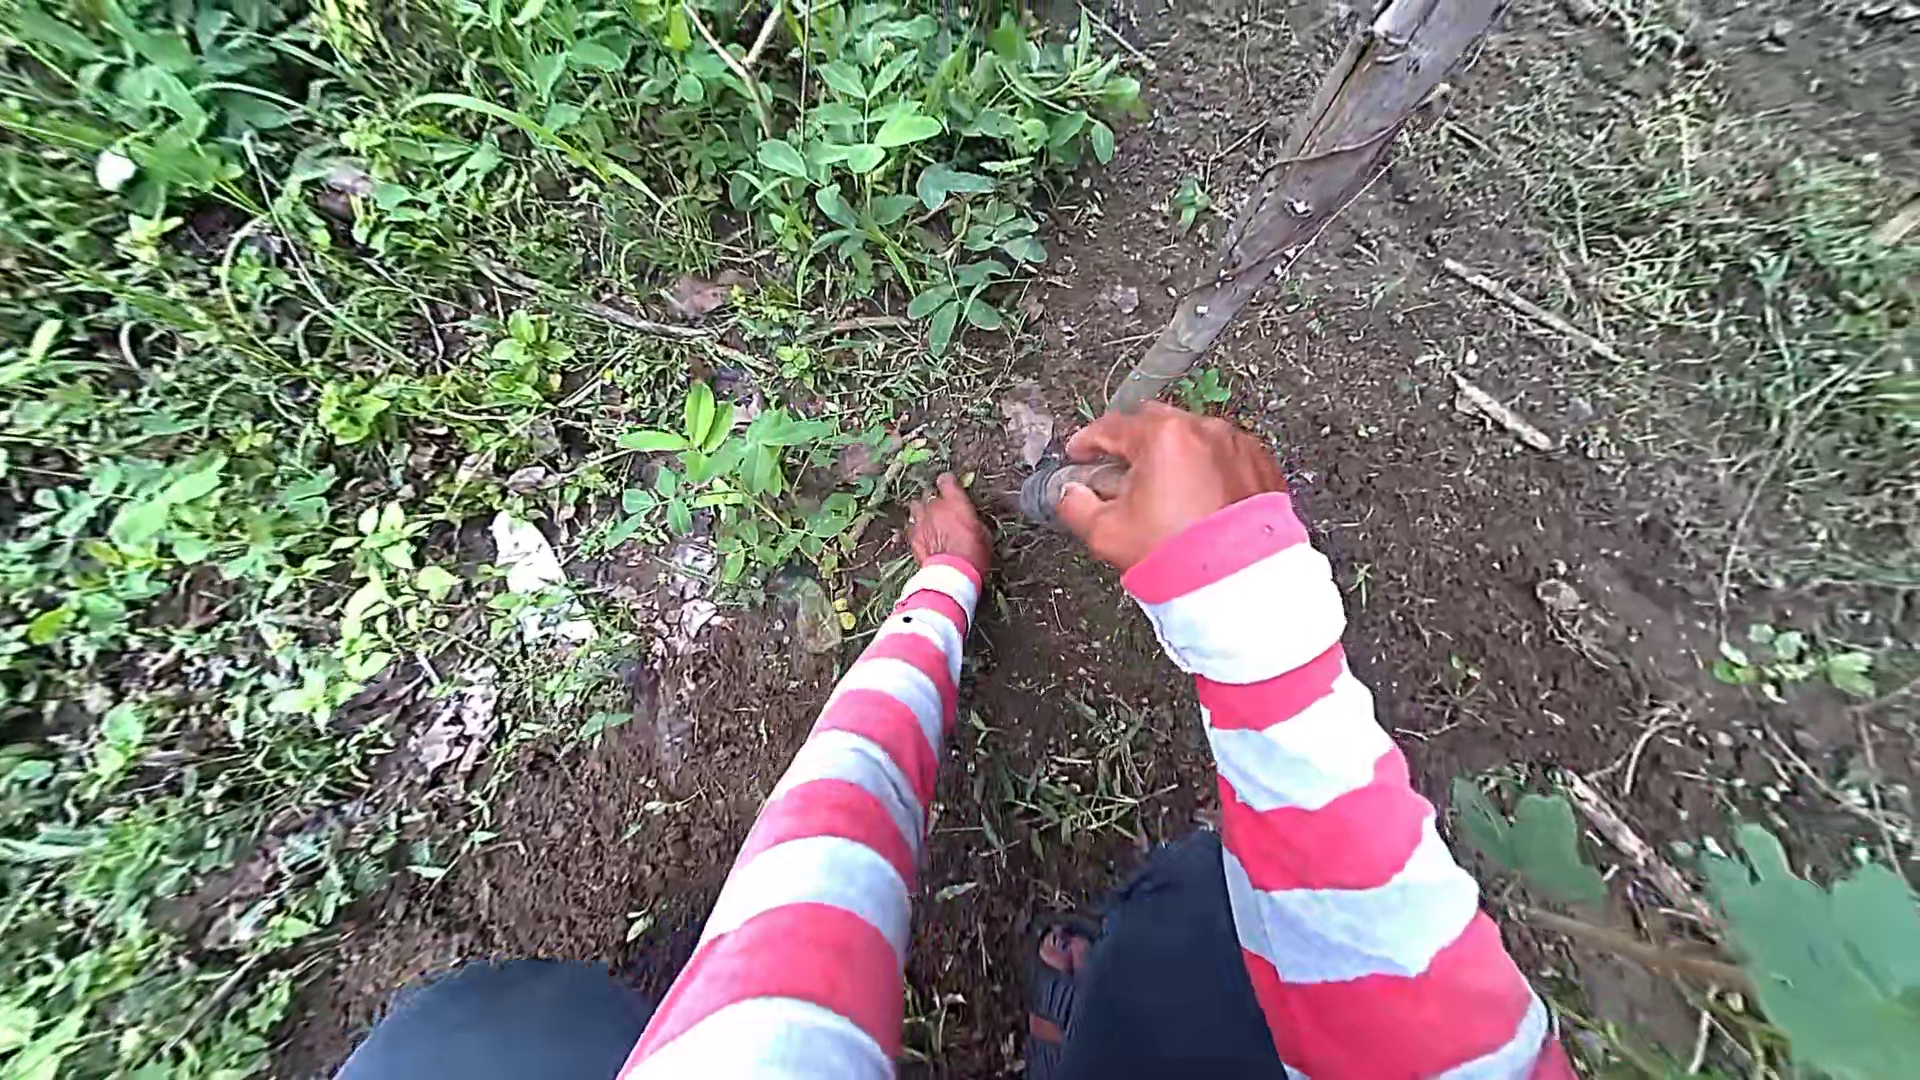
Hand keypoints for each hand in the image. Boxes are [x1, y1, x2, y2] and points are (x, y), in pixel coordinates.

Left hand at [907, 473, 992, 575]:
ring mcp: (920, 521)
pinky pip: (912, 526)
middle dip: (935, 498)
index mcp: (955, 502)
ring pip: (916, 506)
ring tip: (929, 518)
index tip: (951, 485)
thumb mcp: (984, 533)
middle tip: (942, 507)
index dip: (948, 482)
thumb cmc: (974, 554)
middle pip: (929, 493)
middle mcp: (935, 507)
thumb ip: (974, 520)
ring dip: (922, 509)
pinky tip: (923, 534)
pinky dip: (917, 527)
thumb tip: (972, 519)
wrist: (952, 574)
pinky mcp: (912, 536)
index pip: (946, 480)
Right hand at [1056, 403, 1283, 570]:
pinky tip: (1194, 497)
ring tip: (1159, 490)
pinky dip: (1203, 467)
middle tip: (1117, 470)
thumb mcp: (1106, 532)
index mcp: (1161, 438)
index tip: (1079, 453)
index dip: (1087, 441)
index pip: (1110, 427)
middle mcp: (1202, 431)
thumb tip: (1070, 494)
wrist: (1239, 582)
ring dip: (1169, 454)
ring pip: (1189, 436)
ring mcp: (1236, 445)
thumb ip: (1075, 505)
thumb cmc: (1177, 555)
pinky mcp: (1260, 465)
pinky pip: (1221, 454)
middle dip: (1130, 442)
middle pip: (1152, 423)